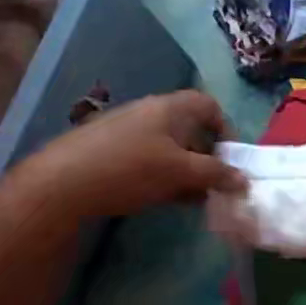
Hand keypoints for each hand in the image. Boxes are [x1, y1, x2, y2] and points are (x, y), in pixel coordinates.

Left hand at [18, 90, 245, 217]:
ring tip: (192, 198)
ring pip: (169, 147)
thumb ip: (216, 175)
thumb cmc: (131, 169)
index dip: (226, 129)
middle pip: (190, 128)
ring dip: (186, 171)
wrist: (61, 184)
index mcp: (170, 108)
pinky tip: (163, 198)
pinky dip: (163, 175)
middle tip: (214, 185)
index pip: (209, 106)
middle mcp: (149, 112)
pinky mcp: (109, 150)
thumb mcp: (182, 173)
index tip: (230, 159)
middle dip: (207, 157)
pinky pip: (148, 158)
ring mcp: (127, 130)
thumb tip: (243, 180)